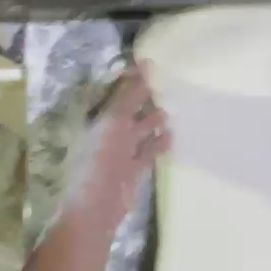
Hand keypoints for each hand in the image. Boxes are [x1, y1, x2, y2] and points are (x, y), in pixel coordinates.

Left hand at [61, 67, 170, 229]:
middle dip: (145, 97)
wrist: (96, 207)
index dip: (131, 79)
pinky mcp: (133, 169)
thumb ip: (129, 94)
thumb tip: (144, 63)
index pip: (115, 92)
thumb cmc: (100, 160)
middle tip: (168, 84)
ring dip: (154, 120)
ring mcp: (120, 152)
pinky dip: (160, 143)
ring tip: (172, 109)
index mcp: (96, 119)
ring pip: (140, 129)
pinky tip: (173, 136)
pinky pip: (149, 151)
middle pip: (128, 109)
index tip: (151, 65)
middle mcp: (107, 132)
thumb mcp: (113, 122)